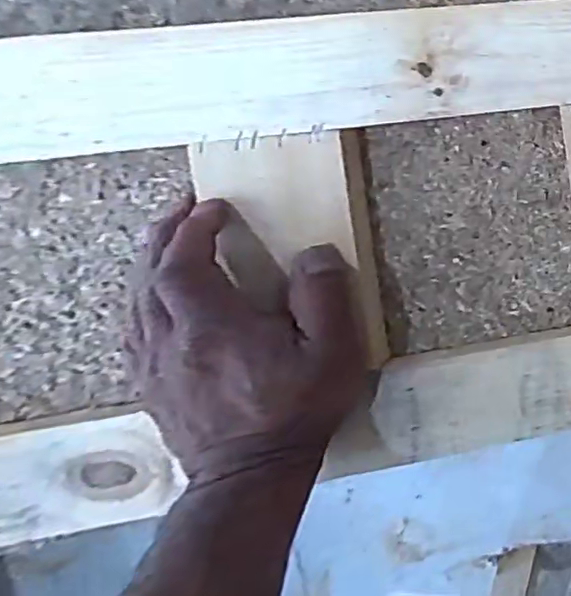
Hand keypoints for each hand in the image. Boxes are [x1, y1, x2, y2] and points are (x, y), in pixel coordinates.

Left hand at [126, 196, 367, 484]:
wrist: (252, 468)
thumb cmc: (301, 401)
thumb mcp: (333, 345)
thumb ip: (323, 294)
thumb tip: (312, 253)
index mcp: (214, 328)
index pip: (184, 268)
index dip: (193, 231)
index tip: (215, 205)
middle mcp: (170, 342)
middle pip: (147, 281)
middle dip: (161, 239)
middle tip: (181, 208)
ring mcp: (154, 365)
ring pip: (133, 304)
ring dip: (148, 265)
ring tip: (168, 241)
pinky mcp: (152, 382)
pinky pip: (134, 328)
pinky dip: (143, 297)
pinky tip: (158, 294)